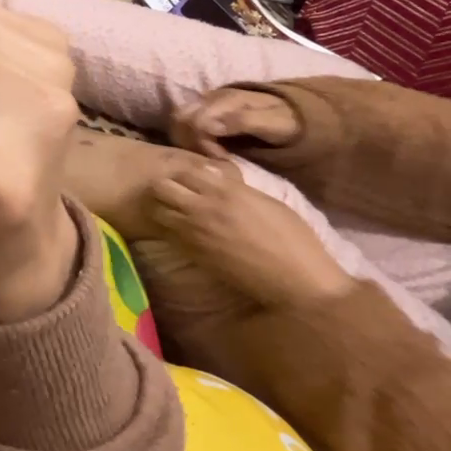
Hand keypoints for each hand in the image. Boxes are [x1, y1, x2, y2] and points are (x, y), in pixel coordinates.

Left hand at [150, 162, 352, 309]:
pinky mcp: (188, 249)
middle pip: (161, 186)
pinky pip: (164, 232)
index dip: (185, 176)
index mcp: (227, 192)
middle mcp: (203, 206)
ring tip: (173, 213)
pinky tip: (179, 231)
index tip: (191, 182)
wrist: (296, 278)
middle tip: (175, 195)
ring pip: (154, 209)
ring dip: (160, 208)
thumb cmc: (294, 239)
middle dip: (164, 188)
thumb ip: (236, 188)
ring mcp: (191, 228)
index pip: (185, 171)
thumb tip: (214, 177)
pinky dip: (167, 229)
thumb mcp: (269, 204)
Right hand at [170, 87, 301, 157]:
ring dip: (187, 143)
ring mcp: (201, 105)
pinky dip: (188, 141)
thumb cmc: (283, 121)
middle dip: (191, 142)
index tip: (220, 158)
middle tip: (212, 159)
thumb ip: (243, 122)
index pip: (194, 118)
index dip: (202, 141)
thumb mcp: (272, 123)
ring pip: (176, 123)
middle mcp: (207, 98)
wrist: (291, 113)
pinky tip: (205, 151)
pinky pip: (180, 127)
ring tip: (209, 156)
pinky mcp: (197, 113)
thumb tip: (208, 127)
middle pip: (179, 119)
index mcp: (225, 99)